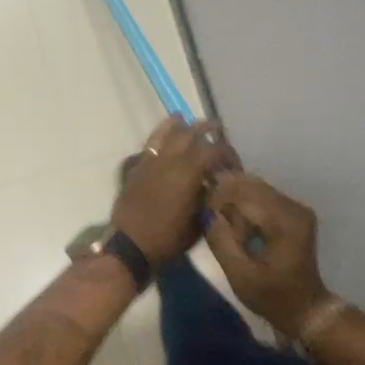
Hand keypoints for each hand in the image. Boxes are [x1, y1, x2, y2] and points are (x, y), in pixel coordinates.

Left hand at [112, 116, 236, 265]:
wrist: (130, 246)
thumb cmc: (169, 239)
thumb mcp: (199, 222)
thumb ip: (208, 199)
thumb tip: (214, 185)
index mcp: (188, 171)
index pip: (214, 150)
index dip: (228, 153)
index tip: (234, 164)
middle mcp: (169, 160)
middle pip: (189, 133)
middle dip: (205, 129)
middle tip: (216, 128)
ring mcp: (148, 162)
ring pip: (163, 134)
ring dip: (176, 125)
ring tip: (183, 119)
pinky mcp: (134, 169)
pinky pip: (146, 147)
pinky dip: (155, 141)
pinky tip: (160, 143)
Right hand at [204, 173, 331, 337]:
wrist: (304, 308)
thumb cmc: (272, 296)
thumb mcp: (240, 275)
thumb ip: (222, 242)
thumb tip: (207, 213)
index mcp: (285, 221)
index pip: (244, 194)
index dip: (218, 198)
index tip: (202, 212)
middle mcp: (294, 207)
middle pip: (251, 185)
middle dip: (225, 194)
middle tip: (206, 212)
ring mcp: (296, 208)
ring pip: (256, 187)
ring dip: (234, 197)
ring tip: (217, 214)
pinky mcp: (293, 212)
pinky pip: (263, 195)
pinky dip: (244, 201)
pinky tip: (233, 216)